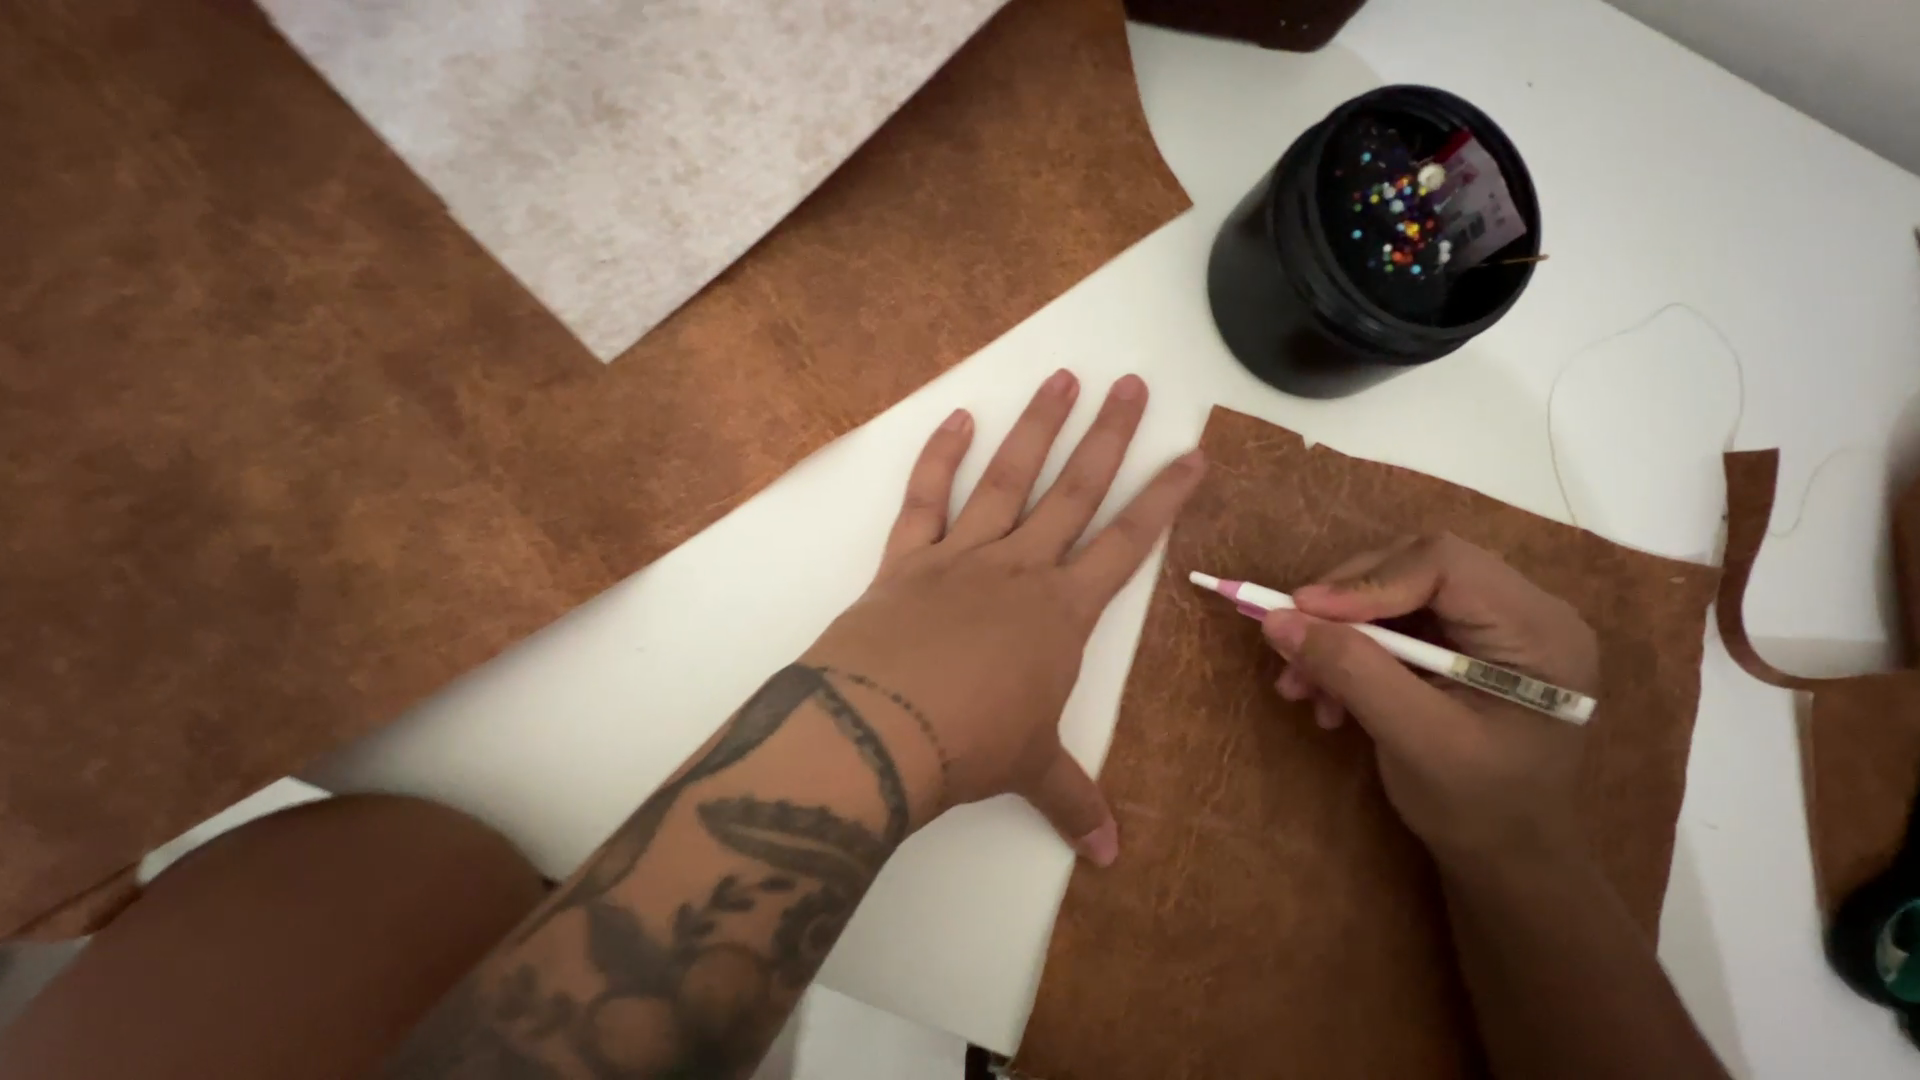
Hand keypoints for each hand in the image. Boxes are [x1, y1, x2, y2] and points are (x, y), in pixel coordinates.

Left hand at [802, 370, 1204, 866]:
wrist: (881, 730)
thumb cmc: (969, 747)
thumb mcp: (1028, 771)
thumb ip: (1071, 800)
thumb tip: (1111, 856)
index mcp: (1061, 614)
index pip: (1128, 544)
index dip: (1165, 499)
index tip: (1193, 454)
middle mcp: (1019, 570)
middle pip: (1075, 491)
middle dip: (1109, 437)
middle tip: (1132, 384)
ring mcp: (961, 556)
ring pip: (1008, 479)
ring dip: (1036, 428)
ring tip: (1062, 378)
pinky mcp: (906, 558)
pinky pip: (926, 498)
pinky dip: (939, 457)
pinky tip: (957, 418)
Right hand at [1259, 534, 1599, 867]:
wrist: (1506, 853)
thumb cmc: (1479, 805)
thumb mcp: (1414, 739)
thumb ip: (1351, 672)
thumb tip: (1276, 620)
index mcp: (1538, 630)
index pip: (1443, 564)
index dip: (1366, 581)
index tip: (1302, 614)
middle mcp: (1519, 611)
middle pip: (1410, 567)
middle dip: (1342, 607)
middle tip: (1291, 644)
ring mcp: (1488, 625)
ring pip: (1389, 591)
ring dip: (1335, 634)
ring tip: (1300, 686)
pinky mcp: (1457, 641)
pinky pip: (1387, 621)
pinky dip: (1346, 651)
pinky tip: (1325, 695)